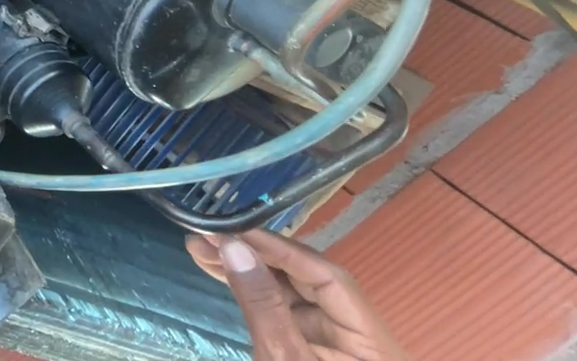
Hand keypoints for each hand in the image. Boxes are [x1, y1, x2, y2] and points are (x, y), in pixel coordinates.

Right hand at [188, 230, 406, 360]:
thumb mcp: (284, 360)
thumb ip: (263, 302)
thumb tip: (232, 244)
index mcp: (377, 345)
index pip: (328, 277)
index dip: (279, 248)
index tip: (231, 228)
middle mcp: (365, 338)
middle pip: (310, 281)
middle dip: (256, 255)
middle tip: (205, 237)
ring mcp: (340, 346)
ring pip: (293, 292)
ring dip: (247, 269)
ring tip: (199, 249)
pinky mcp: (315, 351)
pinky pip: (285, 310)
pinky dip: (253, 291)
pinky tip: (219, 272)